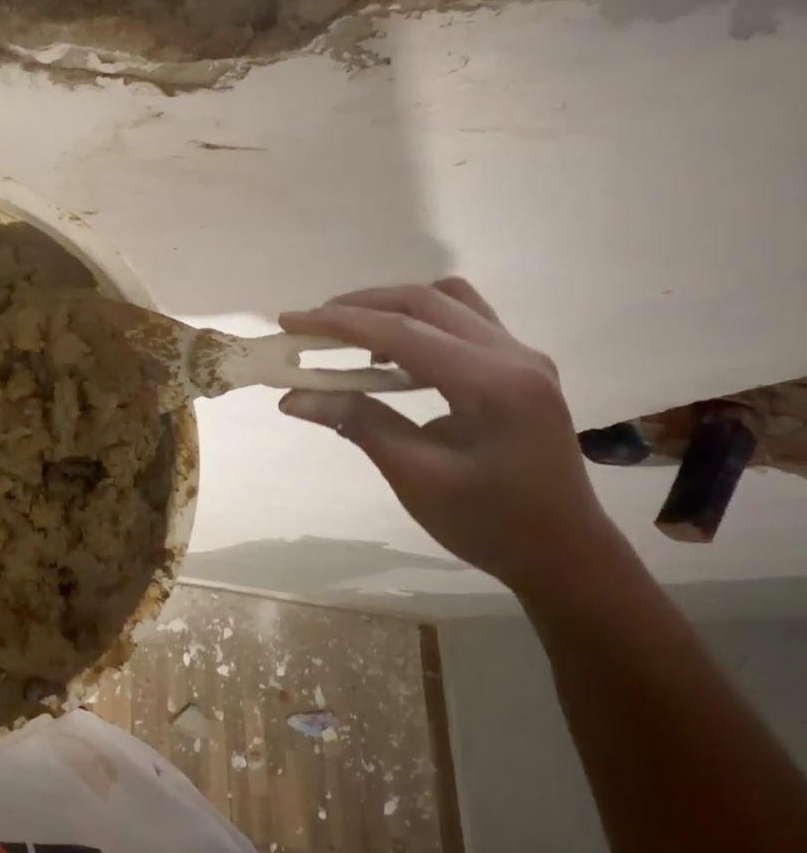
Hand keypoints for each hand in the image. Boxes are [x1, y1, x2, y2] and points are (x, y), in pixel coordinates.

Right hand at [276, 278, 620, 591]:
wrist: (563, 551)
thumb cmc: (489, 522)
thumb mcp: (415, 475)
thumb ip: (358, 423)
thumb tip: (291, 397)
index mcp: (492, 384)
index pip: (402, 331)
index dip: (339, 323)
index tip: (288, 322)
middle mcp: (514, 356)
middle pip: (426, 302)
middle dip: (360, 306)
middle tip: (309, 327)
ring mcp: (523, 359)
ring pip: (449, 302)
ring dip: (392, 308)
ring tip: (348, 336)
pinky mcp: (520, 369)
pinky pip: (464, 321)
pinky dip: (418, 323)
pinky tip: (390, 357)